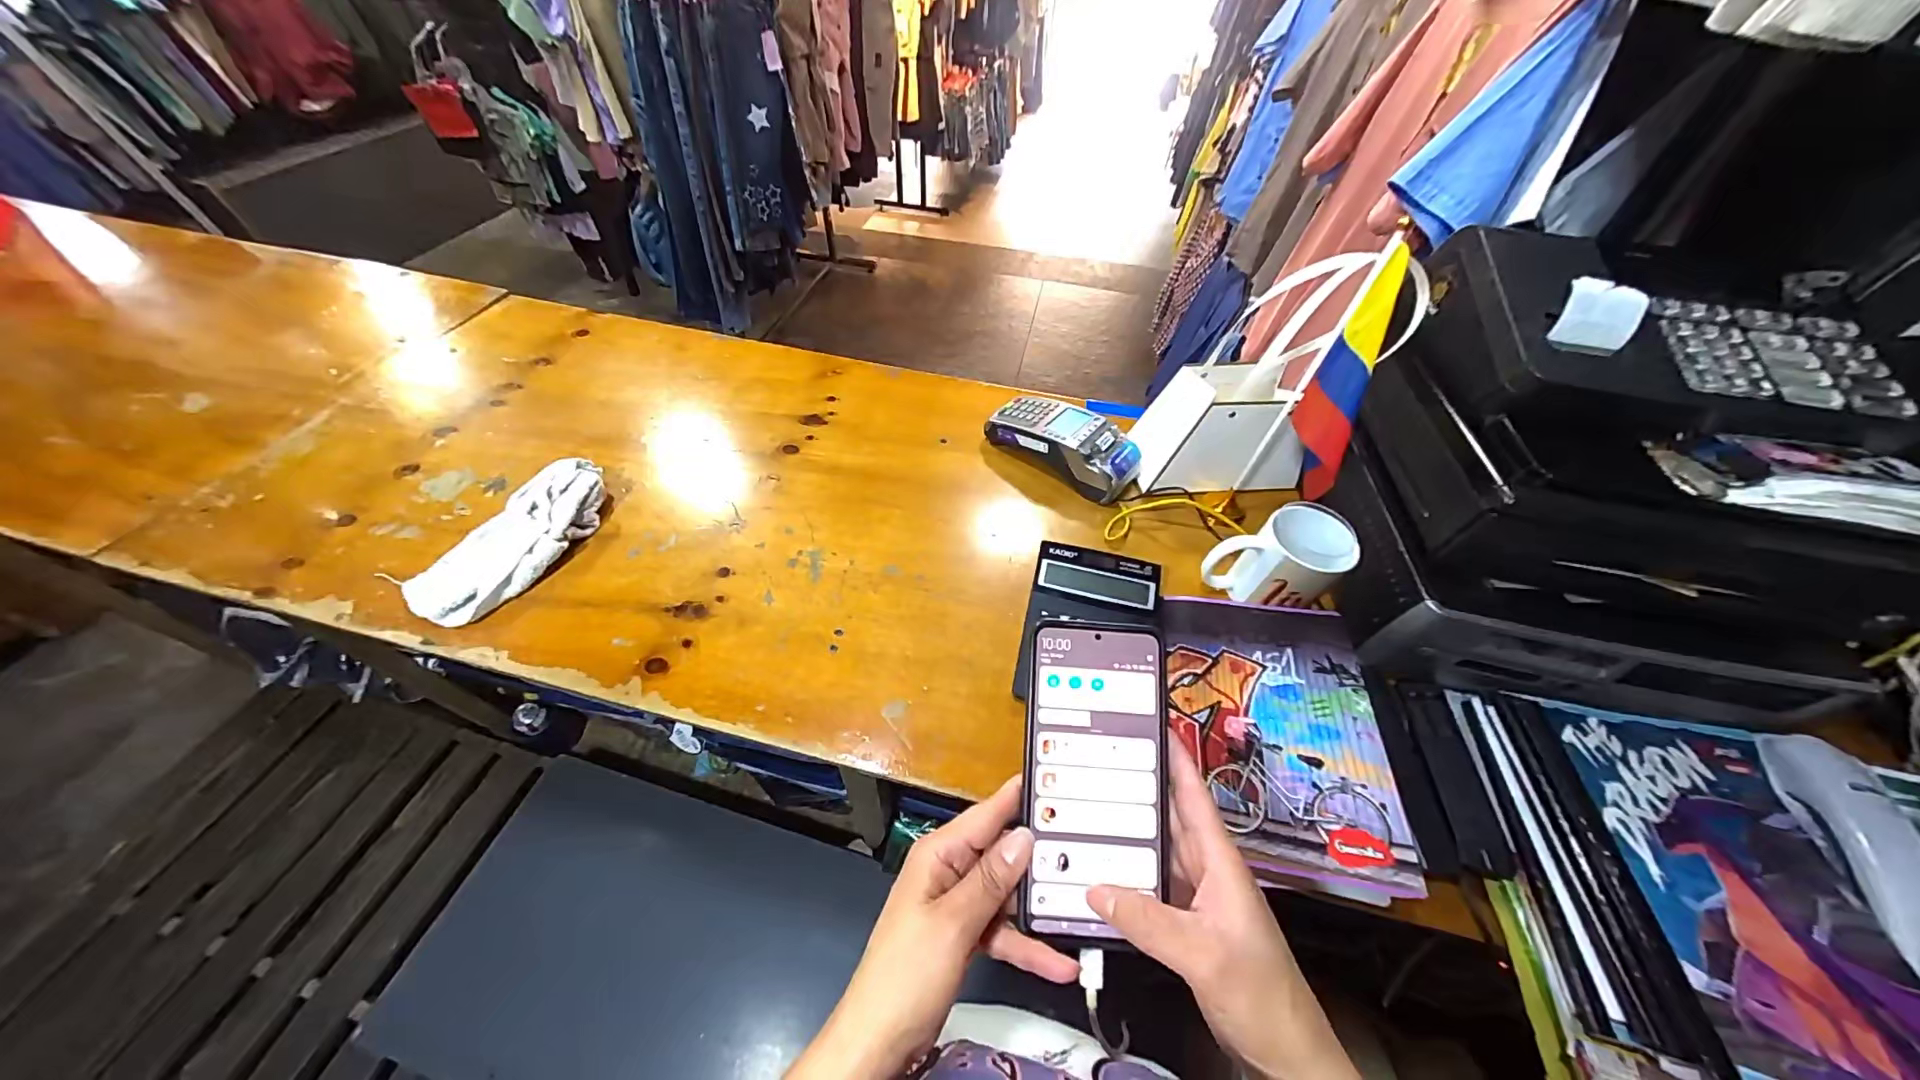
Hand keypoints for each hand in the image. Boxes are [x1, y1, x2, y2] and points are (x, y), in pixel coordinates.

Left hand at [787, 775, 1078, 1079]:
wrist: (881, 1038)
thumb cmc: (901, 977)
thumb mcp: (952, 923)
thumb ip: (990, 881)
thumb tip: (1022, 839)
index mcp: (937, 856)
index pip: (984, 816)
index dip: (1016, 799)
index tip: (1049, 782)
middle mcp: (948, 872)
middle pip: (1002, 855)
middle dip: (1037, 861)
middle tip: (1079, 858)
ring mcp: (958, 904)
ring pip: (1007, 894)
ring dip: (1036, 910)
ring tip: (1073, 914)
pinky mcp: (965, 933)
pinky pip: (1002, 929)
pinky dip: (1025, 945)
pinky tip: (1054, 961)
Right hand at [1087, 742, 1359, 1079]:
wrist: (1284, 1050)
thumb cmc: (1262, 995)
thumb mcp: (1203, 955)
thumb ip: (1149, 921)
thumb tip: (1096, 890)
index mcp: (1219, 863)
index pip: (1193, 797)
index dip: (1175, 758)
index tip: (1151, 725)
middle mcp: (1206, 871)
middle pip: (1168, 818)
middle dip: (1139, 786)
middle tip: (1099, 760)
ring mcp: (1195, 896)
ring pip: (1155, 851)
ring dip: (1127, 831)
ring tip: (1088, 807)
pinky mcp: (1184, 920)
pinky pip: (1149, 884)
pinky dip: (1125, 874)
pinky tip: (1100, 870)